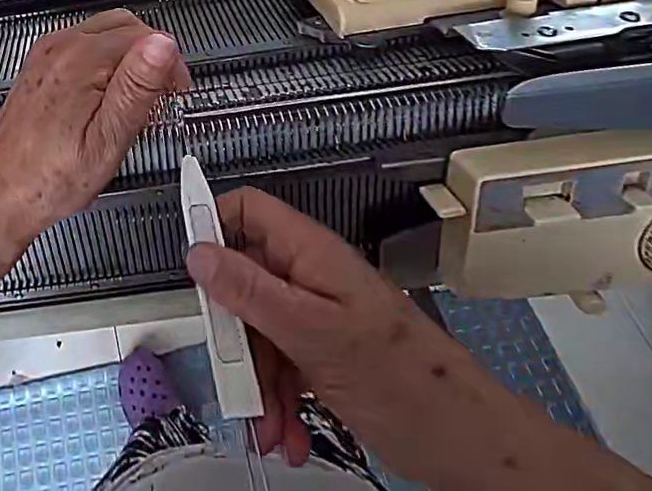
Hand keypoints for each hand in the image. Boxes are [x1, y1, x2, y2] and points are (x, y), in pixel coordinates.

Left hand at [0, 10, 190, 249]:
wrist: (3, 194)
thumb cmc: (51, 178)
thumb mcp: (109, 139)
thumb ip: (138, 86)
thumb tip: (163, 45)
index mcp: (80, 60)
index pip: (144, 36)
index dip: (168, 63)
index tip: (175, 91)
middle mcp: (61, 47)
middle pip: (126, 25)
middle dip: (152, 54)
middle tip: (162, 93)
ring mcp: (48, 53)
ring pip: (106, 31)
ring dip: (130, 55)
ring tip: (137, 97)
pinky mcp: (42, 63)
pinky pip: (86, 43)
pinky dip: (107, 58)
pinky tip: (109, 93)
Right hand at [185, 188, 466, 471]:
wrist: (462, 441)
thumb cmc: (404, 378)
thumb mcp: (314, 332)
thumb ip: (252, 290)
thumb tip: (201, 253)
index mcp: (310, 252)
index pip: (248, 210)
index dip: (214, 223)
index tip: (189, 261)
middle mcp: (309, 276)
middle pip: (243, 281)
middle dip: (235, 334)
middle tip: (236, 374)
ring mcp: (315, 316)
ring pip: (258, 331)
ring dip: (256, 382)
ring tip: (269, 424)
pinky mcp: (322, 351)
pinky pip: (279, 364)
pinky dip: (277, 401)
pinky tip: (287, 432)